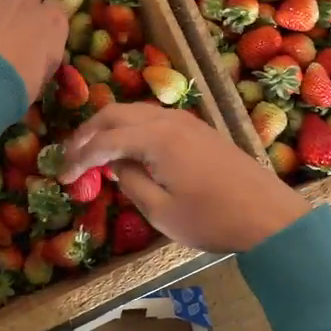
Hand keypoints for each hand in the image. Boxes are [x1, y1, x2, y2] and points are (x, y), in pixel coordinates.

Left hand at [0, 0, 70, 106]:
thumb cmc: (21, 84)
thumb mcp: (45, 74)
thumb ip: (47, 55)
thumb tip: (43, 53)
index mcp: (54, 22)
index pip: (58, 8)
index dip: (48, 20)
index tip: (44, 32)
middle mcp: (31, 5)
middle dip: (28, 6)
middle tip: (21, 26)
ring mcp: (3, 1)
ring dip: (7, 2)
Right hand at [61, 104, 310, 253]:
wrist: (269, 215)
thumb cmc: (213, 219)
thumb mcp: (162, 212)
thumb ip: (131, 182)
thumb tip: (115, 165)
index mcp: (156, 137)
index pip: (104, 141)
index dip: (79, 158)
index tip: (61, 176)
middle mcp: (167, 119)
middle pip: (115, 113)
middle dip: (88, 133)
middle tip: (70, 155)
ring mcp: (185, 120)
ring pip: (134, 111)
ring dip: (109, 127)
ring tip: (92, 150)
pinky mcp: (197, 128)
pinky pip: (152, 117)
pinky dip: (130, 127)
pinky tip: (126, 147)